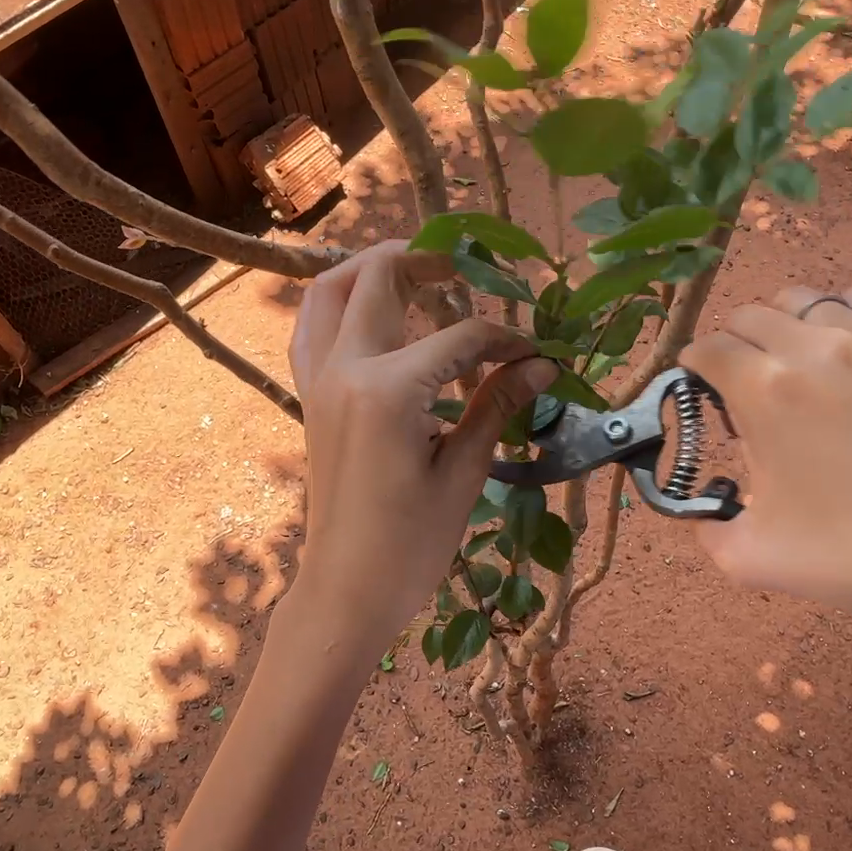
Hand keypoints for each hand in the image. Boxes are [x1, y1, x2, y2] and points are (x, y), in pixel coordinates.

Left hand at [286, 242, 557, 665]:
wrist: (346, 589)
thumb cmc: (409, 544)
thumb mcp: (462, 475)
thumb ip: (495, 407)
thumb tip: (541, 365)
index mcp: (388, 391)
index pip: (459, 338)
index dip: (505, 340)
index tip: (535, 354)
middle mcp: (345, 369)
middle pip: (378, 280)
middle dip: (426, 261)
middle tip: (466, 267)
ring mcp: (318, 381)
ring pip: (327, 292)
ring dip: (369, 268)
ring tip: (415, 269)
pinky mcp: (310, 398)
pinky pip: (310, 329)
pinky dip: (337, 305)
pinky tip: (370, 313)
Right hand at [680, 287, 851, 625]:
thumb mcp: (752, 559)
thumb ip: (705, 528)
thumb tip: (700, 511)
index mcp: (763, 391)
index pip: (707, 348)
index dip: (692, 370)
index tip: (701, 399)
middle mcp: (811, 347)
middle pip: (749, 314)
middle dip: (733, 346)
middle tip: (744, 392)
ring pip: (804, 300)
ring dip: (784, 327)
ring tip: (794, 370)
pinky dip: (838, 318)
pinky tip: (846, 359)